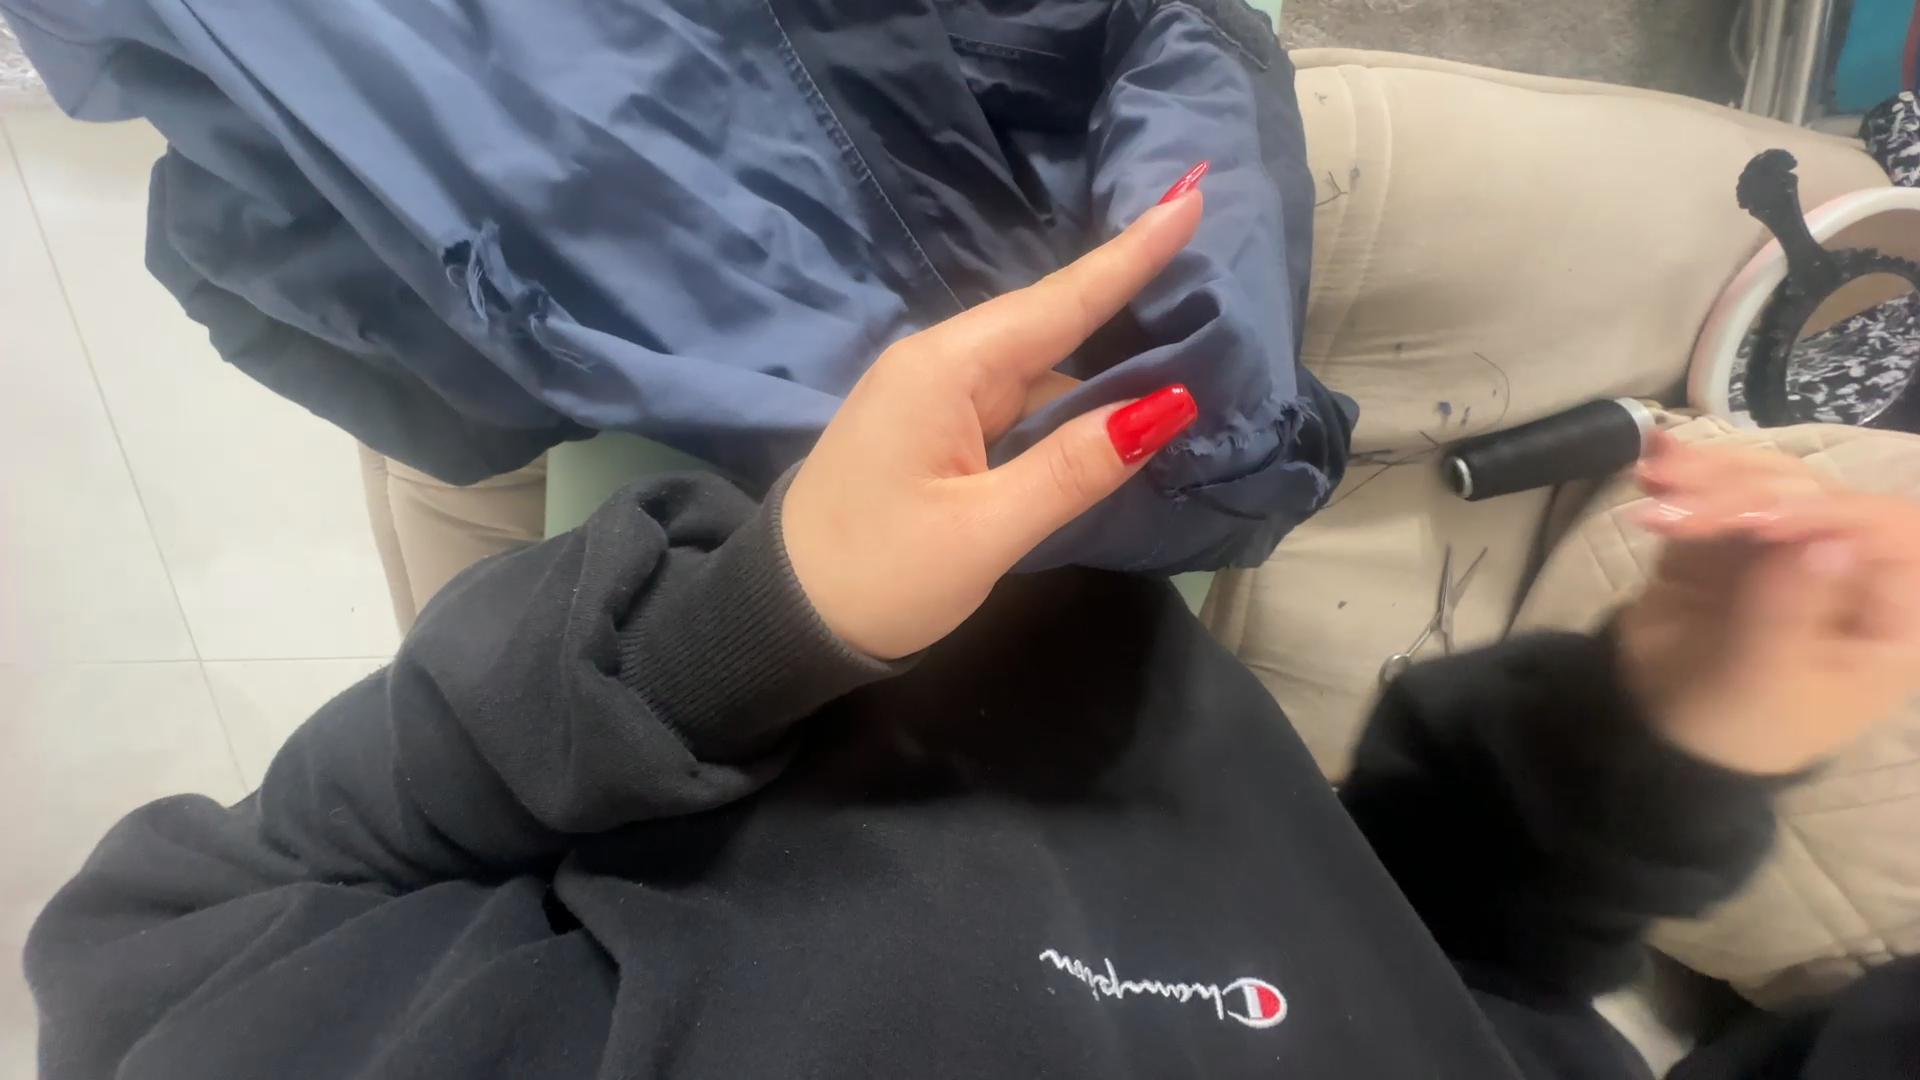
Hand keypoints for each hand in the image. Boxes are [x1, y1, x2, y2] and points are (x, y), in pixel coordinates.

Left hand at [779, 175, 1205, 659]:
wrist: (789, 617)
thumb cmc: (879, 575)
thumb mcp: (984, 530)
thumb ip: (1074, 467)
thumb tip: (1166, 406)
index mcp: (943, 372)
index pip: (1055, 304)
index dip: (1129, 256)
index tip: (1189, 196)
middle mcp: (937, 368)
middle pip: (1048, 331)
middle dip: (1124, 310)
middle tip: (1207, 286)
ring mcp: (931, 400)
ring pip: (1033, 376)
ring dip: (1095, 379)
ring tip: (1179, 366)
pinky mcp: (932, 434)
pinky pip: (1011, 409)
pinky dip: (1059, 417)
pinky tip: (1104, 425)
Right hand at [1619, 432, 1919, 773]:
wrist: (1668, 732)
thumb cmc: (1740, 723)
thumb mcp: (1764, 679)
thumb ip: (1788, 610)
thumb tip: (1821, 540)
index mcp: (1890, 605)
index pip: (1878, 530)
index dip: (1818, 511)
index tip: (1745, 520)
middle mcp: (1842, 566)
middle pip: (1813, 496)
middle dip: (1742, 487)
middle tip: (1667, 496)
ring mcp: (1776, 553)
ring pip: (1759, 486)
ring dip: (1708, 472)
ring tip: (1650, 470)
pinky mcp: (1717, 549)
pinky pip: (1709, 501)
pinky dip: (1682, 479)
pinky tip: (1652, 461)